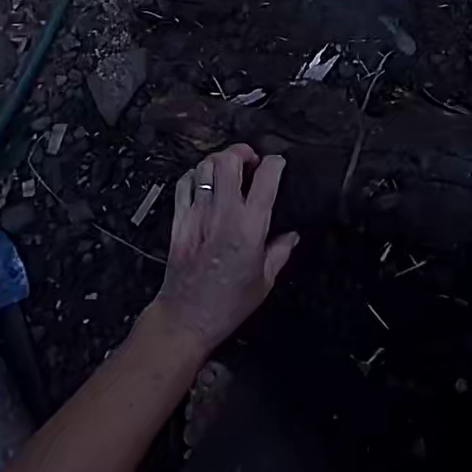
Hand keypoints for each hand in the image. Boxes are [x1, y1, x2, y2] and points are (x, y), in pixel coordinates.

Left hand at [147, 144, 299, 352]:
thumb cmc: (226, 304)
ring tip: (228, 169)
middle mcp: (223, 214)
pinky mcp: (179, 220)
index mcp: (249, 227)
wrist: (186, 318)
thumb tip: (292, 235)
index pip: (266, 177)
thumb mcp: (265, 280)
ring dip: (219, 162)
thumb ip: (281, 251)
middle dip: (242, 152)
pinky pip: (183, 183)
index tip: (278, 164)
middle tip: (250, 160)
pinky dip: (194, 175)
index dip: (275, 163)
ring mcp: (197, 214)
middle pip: (228, 161)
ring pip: (204, 167)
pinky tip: (204, 183)